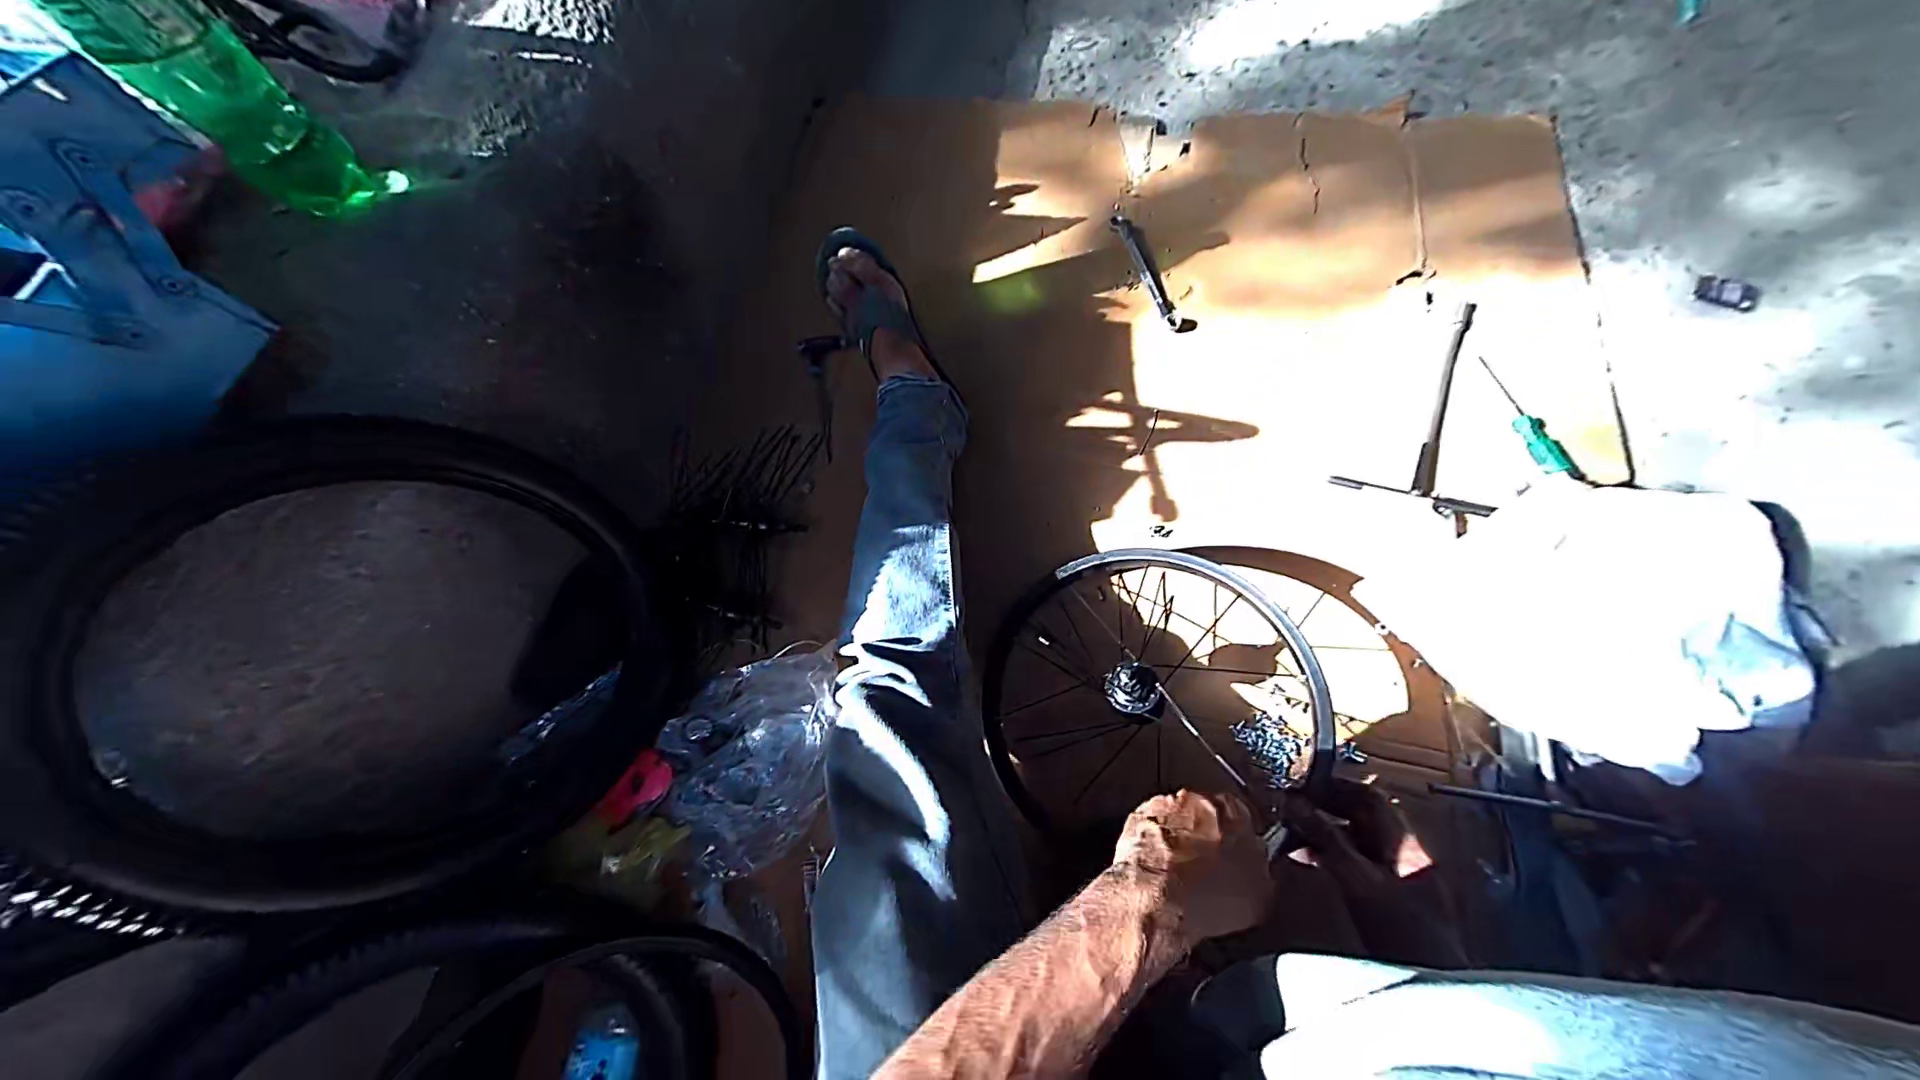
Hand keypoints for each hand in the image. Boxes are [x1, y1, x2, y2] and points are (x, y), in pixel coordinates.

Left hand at [1111, 790, 1273, 944]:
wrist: (1157, 901)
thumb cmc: (1205, 898)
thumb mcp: (1260, 895)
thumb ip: (1262, 868)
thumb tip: (1263, 871)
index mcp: (1234, 813)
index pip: (1243, 814)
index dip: (1238, 838)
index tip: (1234, 854)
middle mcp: (1198, 800)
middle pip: (1208, 813)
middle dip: (1208, 834)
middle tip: (1207, 865)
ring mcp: (1165, 806)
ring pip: (1178, 817)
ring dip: (1180, 835)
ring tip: (1180, 870)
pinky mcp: (1138, 816)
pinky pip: (1150, 823)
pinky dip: (1153, 839)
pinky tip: (1158, 865)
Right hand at [1282, 782, 1467, 967]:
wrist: (1432, 983)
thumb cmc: (1400, 930)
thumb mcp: (1356, 879)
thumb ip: (1326, 838)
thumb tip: (1293, 803)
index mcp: (1405, 841)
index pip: (1369, 797)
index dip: (1334, 786)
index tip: (1301, 786)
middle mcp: (1407, 853)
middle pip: (1362, 817)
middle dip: (1324, 810)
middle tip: (1290, 810)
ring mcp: (1401, 877)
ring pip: (1356, 840)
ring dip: (1323, 834)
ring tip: (1291, 835)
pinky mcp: (1392, 899)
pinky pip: (1356, 863)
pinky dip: (1330, 856)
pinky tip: (1306, 862)